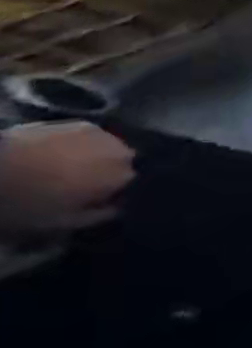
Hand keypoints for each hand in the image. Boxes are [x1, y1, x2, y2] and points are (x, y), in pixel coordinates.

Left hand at [0, 121, 134, 233]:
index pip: (128, 186)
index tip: (88, 200)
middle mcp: (125, 153)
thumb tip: (117, 209)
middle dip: (104, 173)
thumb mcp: (56, 222)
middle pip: (121, 165)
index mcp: (123, 176)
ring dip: (95, 158)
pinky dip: (80, 146)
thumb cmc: (27, 200)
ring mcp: (107, 136)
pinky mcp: (86, 125)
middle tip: (73, 183)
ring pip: (109, 149)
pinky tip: (58, 153)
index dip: (109, 194)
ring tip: (64, 167)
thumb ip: (95, 218)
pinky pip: (92, 138)